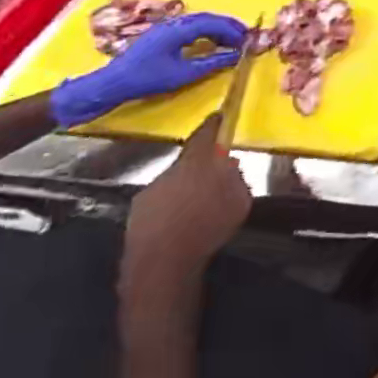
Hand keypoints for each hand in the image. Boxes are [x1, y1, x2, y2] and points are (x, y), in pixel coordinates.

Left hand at [50, 12, 246, 127]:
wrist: (113, 82)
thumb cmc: (148, 79)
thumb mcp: (184, 73)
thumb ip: (212, 62)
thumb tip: (235, 56)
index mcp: (178, 29)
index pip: (212, 23)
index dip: (232, 30)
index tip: (247, 40)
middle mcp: (172, 23)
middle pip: (206, 18)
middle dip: (228, 26)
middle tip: (245, 37)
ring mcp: (165, 27)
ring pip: (198, 21)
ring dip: (217, 28)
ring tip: (232, 40)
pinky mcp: (161, 35)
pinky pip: (189, 27)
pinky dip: (205, 32)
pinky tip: (211, 42)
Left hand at [126, 112, 250, 272]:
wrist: (162, 261)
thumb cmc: (208, 226)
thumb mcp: (239, 201)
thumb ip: (236, 178)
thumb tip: (230, 164)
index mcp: (198, 163)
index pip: (205, 134)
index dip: (213, 124)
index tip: (219, 116)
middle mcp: (170, 170)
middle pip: (189, 159)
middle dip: (202, 163)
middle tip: (216, 173)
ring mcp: (151, 189)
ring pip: (174, 180)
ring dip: (186, 186)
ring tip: (200, 203)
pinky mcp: (138, 209)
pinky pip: (162, 199)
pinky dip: (172, 204)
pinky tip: (181, 220)